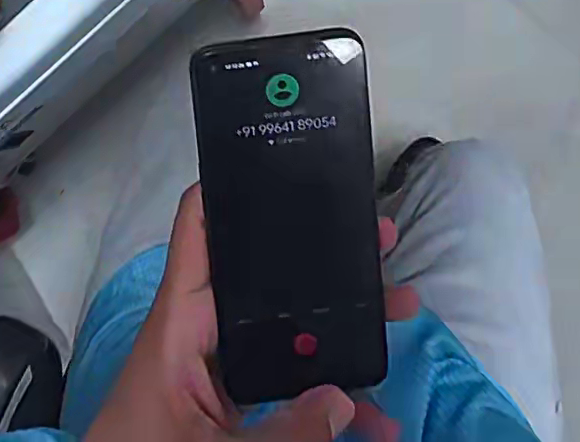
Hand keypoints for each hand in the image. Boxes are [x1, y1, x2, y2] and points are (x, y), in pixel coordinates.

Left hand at [83, 184, 420, 441]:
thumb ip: (281, 432)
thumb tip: (345, 400)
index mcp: (182, 316)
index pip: (196, 231)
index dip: (222, 191)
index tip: (269, 165)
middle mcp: (204, 324)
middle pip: (261, 275)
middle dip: (317, 260)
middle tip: (374, 240)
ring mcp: (221, 358)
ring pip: (285, 327)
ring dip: (338, 322)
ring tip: (397, 302)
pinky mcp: (233, 393)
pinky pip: (286, 378)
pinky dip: (328, 395)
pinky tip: (377, 415)